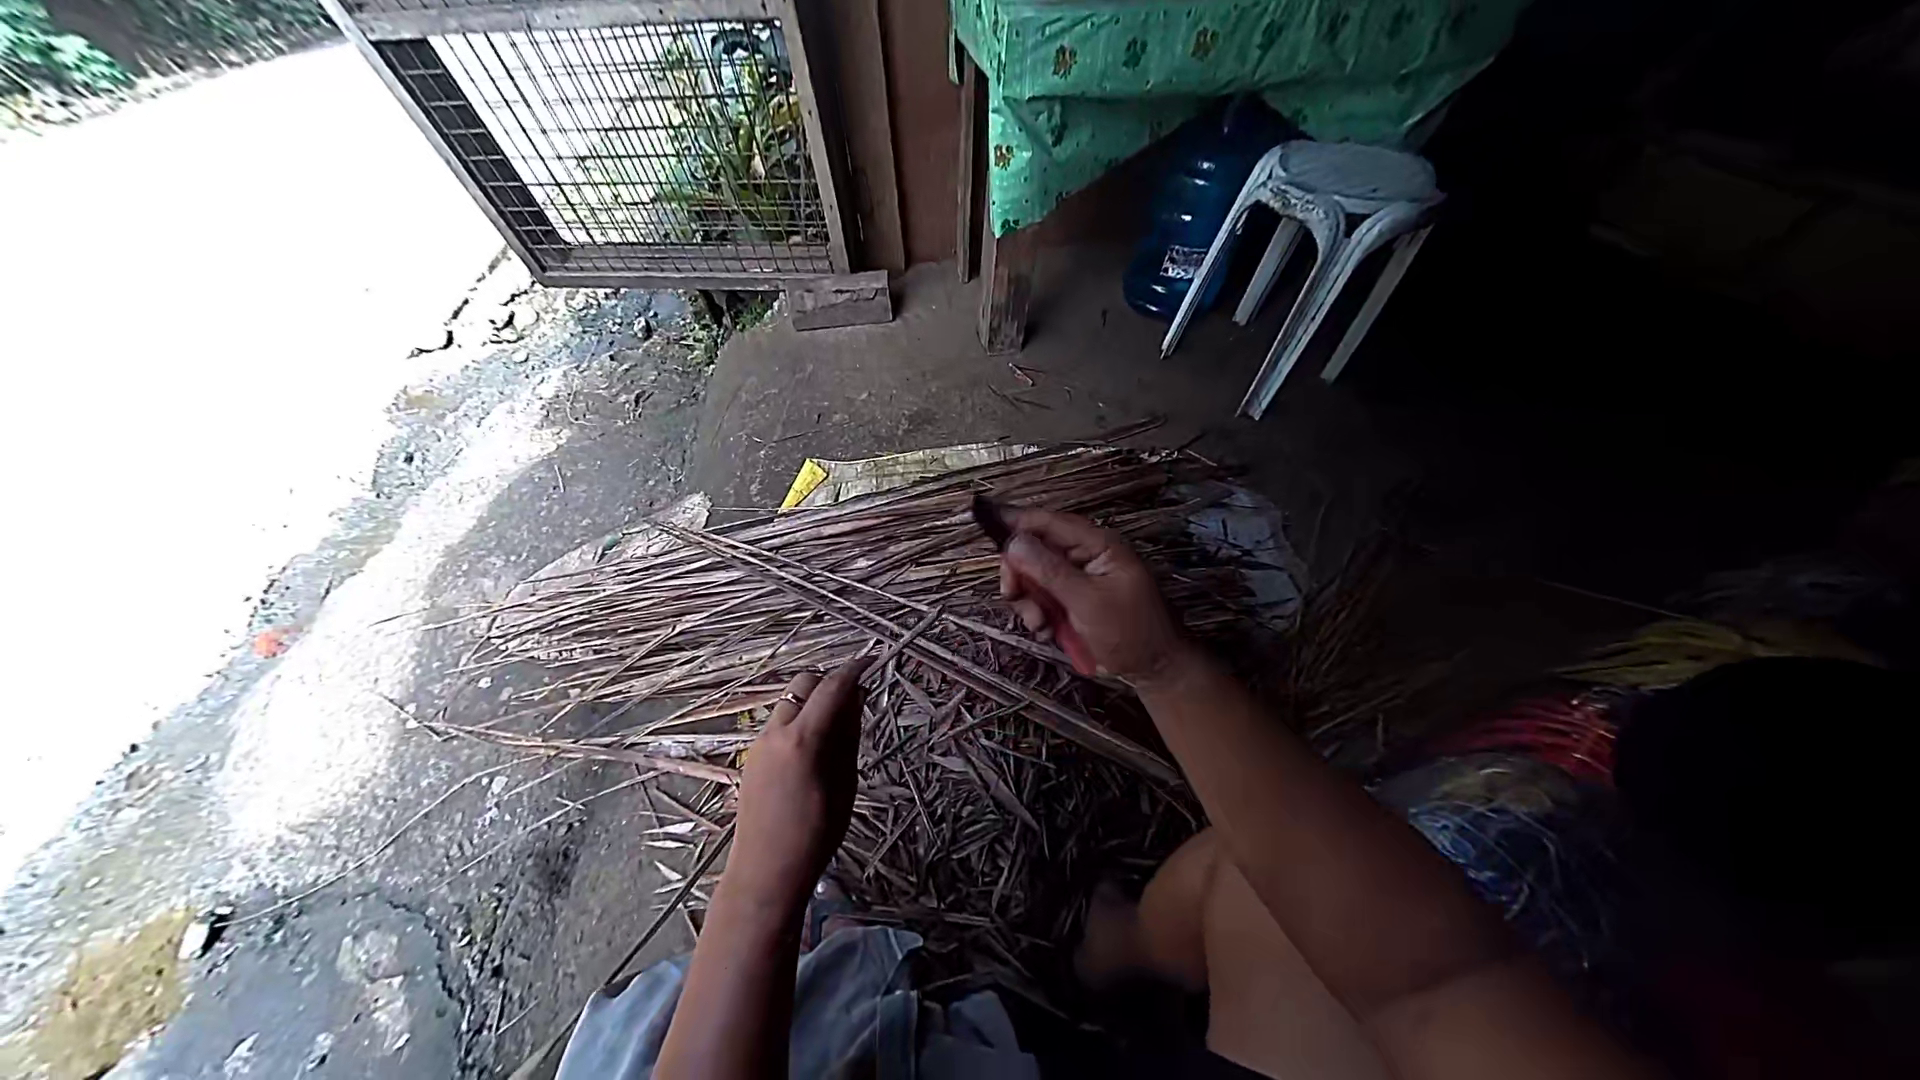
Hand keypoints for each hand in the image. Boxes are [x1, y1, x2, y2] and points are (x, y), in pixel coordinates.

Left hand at [726, 658, 869, 910]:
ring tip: (838, 727)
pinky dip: (801, 719)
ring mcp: (760, 743)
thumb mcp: (845, 783)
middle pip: (805, 682)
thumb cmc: (815, 834)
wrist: (765, 872)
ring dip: (815, 701)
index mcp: (804, 738)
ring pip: (791, 701)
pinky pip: (781, 723)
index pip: (833, 686)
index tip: (872, 662)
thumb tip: (856, 699)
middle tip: (855, 698)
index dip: (854, 670)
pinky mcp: (753, 756)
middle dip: (831, 681)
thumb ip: (849, 736)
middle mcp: (777, 732)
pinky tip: (816, 748)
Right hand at [998, 508, 1191, 684]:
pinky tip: (1048, 631)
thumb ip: (1049, 571)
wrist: (1152, 669)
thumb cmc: (1131, 632)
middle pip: (1034, 550)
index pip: (1049, 522)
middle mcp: (1083, 556)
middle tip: (1014, 595)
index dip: (1016, 521)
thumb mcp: (1087, 601)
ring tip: (1041, 624)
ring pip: (1032, 578)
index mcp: (1097, 545)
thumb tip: (1015, 542)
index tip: (986, 522)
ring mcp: (1076, 580)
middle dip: (1020, 574)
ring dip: (1028, 601)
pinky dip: (1036, 614)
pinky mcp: (1069, 601)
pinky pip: (1039, 599)